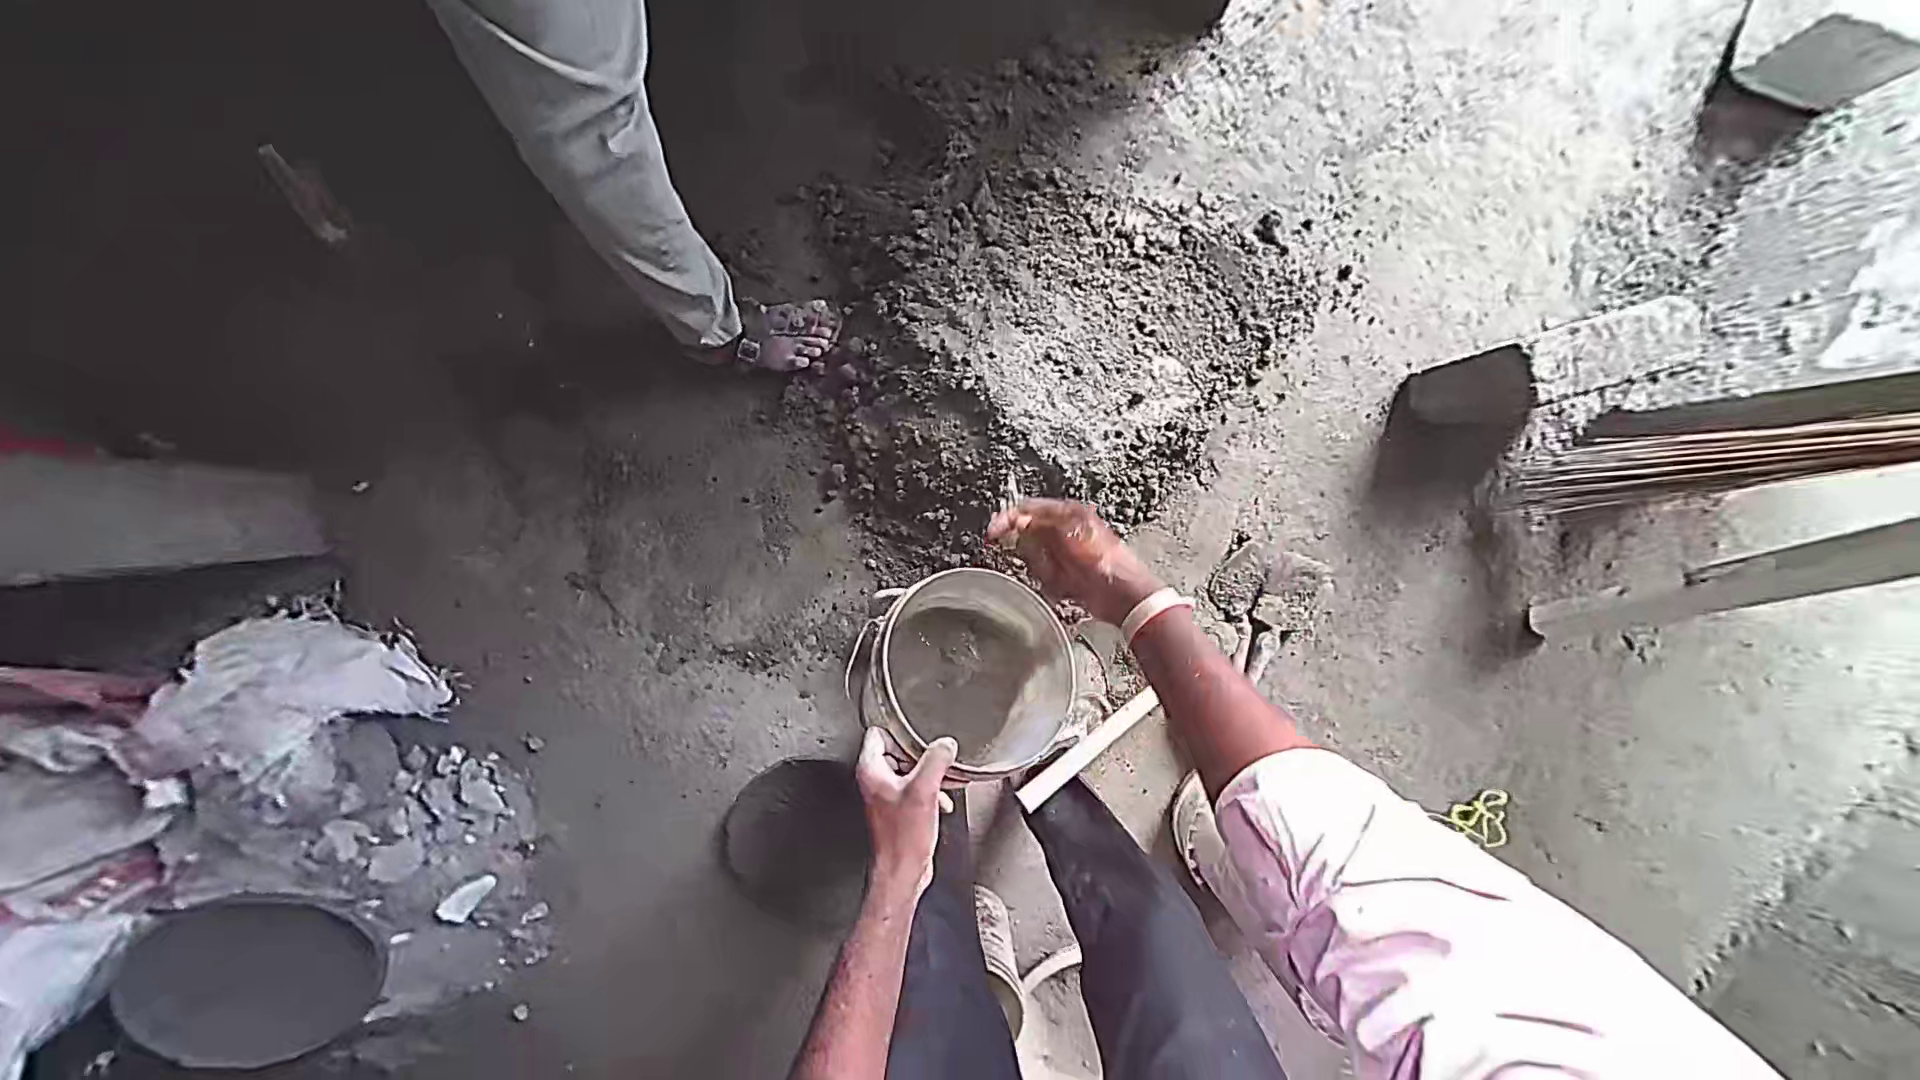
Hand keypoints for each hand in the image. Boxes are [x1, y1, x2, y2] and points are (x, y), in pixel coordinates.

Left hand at [855, 728, 955, 906]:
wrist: (903, 873)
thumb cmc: (902, 840)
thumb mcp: (924, 790)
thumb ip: (935, 761)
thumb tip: (945, 744)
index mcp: (871, 770)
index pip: (879, 733)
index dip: (900, 732)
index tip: (918, 736)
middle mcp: (875, 780)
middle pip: (898, 750)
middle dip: (922, 754)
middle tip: (938, 758)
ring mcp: (886, 794)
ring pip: (909, 768)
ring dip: (930, 772)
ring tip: (948, 776)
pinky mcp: (898, 807)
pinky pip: (915, 786)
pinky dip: (930, 788)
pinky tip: (944, 798)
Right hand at [986, 498, 1164, 626]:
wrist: (1125, 596)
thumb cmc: (1107, 564)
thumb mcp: (1070, 537)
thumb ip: (1041, 526)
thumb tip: (1019, 520)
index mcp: (1069, 514)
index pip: (1028, 508)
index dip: (1008, 519)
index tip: (994, 532)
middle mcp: (1066, 530)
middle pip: (1029, 534)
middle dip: (1033, 552)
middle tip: (1045, 563)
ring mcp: (1065, 552)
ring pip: (1035, 558)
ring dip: (1044, 570)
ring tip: (1063, 577)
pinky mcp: (1065, 573)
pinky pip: (1044, 576)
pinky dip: (1051, 582)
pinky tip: (1067, 586)